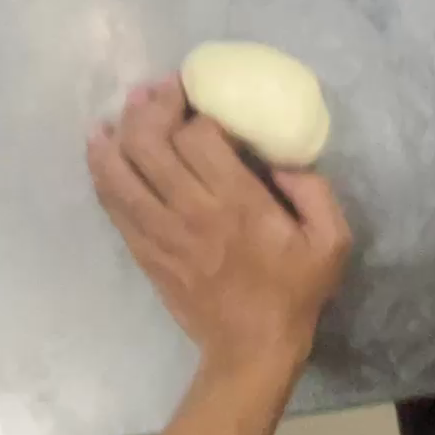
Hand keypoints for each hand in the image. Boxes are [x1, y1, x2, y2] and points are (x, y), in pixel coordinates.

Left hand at [87, 80, 350, 377]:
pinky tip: (103, 144)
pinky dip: (101, 164)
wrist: (252, 344)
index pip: (201, 138)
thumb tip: (284, 160)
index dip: (200, 109)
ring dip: (121, 128)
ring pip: (120, 165)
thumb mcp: (333, 242)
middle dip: (153, 106)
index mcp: (240, 205)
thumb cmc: (297, 290)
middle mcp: (192, 210)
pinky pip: (110, 197)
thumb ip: (315, 193)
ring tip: (132, 107)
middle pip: (150, 141)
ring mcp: (160, 230)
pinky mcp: (143, 247)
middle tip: (166, 89)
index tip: (210, 98)